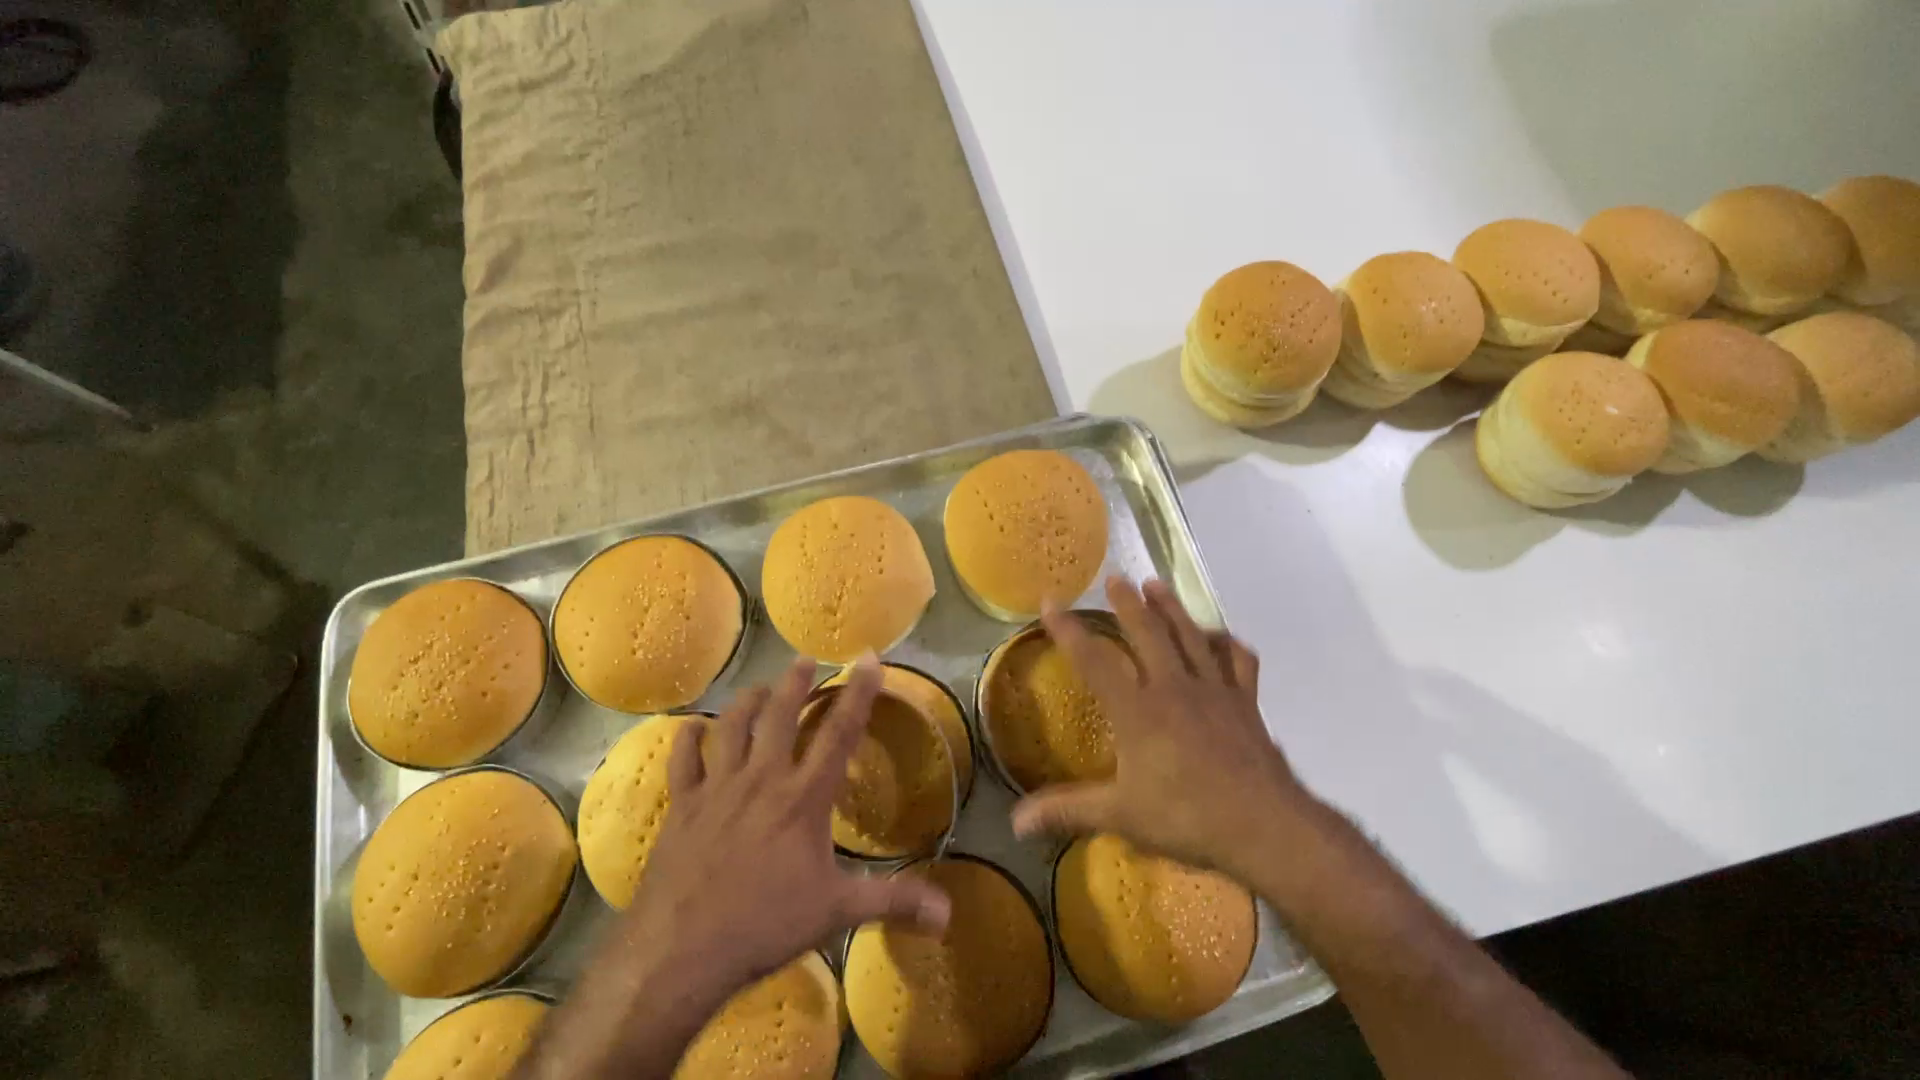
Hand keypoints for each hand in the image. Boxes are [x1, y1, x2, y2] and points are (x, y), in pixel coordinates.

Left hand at [630, 657, 951, 988]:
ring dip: (747, 702)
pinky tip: (692, 726)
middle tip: (804, 659)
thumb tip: (948, 912)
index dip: (857, 693)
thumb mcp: (837, 912)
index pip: (839, 733)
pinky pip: (682, 760)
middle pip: (780, 716)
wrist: (682, 948)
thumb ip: (893, 902)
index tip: (868, 659)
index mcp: (803, 798)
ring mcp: (716, 789)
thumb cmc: (766, 924)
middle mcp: (761, 779)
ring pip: (732, 728)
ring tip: (759, 687)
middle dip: (795, 683)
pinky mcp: (682, 806)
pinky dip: (688, 738)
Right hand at [1011, 578, 1327, 883]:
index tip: (1051, 601)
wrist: (1264, 825)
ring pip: (1190, 636)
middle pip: (1148, 633)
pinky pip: (1237, 661)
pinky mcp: (1245, 702)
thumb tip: (1015, 823)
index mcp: (1138, 711)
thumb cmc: (1186, 817)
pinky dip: (1227, 643)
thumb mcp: (1120, 815)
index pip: (1094, 661)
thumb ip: (1068, 811)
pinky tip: (1220, 637)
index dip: (1069, 629)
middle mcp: (1174, 688)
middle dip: (1128, 604)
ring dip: (1172, 608)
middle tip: (1115, 579)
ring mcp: (1214, 691)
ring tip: (1156, 585)